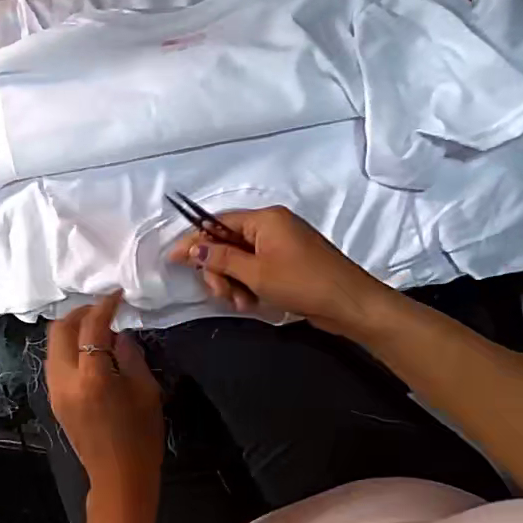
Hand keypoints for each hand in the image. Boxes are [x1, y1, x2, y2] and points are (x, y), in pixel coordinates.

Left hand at [45, 293, 164, 511]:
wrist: (118, 478)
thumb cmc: (141, 437)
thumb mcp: (146, 392)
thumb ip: (130, 356)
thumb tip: (119, 334)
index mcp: (92, 378)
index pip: (91, 327)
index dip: (105, 306)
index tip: (117, 295)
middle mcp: (65, 380)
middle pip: (60, 330)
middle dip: (81, 313)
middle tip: (105, 310)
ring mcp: (55, 391)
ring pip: (53, 345)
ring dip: (73, 330)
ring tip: (99, 330)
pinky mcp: (54, 400)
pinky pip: (55, 362)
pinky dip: (69, 349)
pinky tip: (91, 352)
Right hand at [166, 206, 395, 337]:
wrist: (348, 303)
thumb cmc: (302, 283)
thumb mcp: (256, 273)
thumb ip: (222, 258)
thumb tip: (194, 248)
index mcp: (265, 219)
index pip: (218, 223)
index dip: (194, 241)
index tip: (174, 259)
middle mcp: (271, 226)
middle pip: (227, 243)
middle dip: (218, 270)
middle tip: (220, 294)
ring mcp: (280, 245)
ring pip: (239, 260)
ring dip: (233, 283)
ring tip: (241, 303)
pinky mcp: (286, 263)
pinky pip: (255, 269)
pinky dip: (248, 285)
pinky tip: (251, 302)